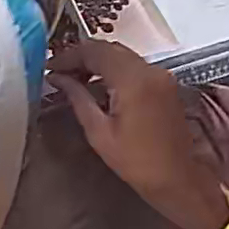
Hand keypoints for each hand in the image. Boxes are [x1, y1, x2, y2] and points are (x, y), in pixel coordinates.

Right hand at [48, 40, 228, 228]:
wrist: (178, 180)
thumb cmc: (136, 162)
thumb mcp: (99, 132)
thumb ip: (78, 98)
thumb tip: (57, 78)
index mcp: (133, 80)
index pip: (95, 52)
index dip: (69, 56)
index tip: (49, 67)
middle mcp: (150, 70)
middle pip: (109, 49)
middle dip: (82, 56)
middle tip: (59, 71)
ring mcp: (161, 75)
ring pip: (122, 55)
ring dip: (97, 61)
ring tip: (74, 78)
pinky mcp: (165, 84)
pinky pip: (134, 66)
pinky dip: (113, 69)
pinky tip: (97, 84)